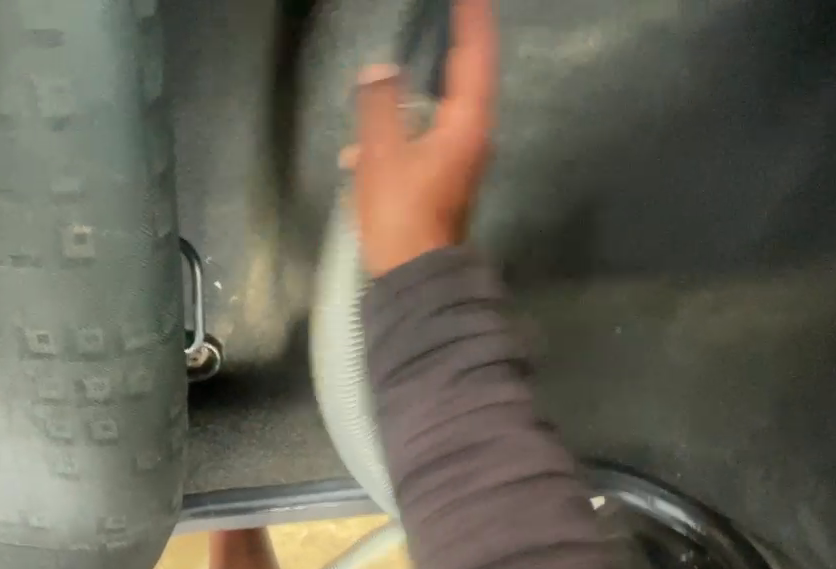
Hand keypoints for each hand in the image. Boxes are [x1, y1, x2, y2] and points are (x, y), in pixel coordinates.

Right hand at [349, 0, 497, 276]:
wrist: (412, 275)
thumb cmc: (400, 214)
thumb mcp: (381, 156)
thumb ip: (379, 107)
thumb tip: (379, 71)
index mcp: (467, 123)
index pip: (474, 55)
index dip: (470, 19)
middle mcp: (474, 138)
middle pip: (461, 83)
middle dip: (440, 58)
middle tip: (433, 30)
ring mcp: (461, 163)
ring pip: (436, 118)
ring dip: (404, 109)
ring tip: (373, 105)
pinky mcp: (443, 184)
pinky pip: (423, 145)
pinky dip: (398, 139)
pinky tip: (361, 154)